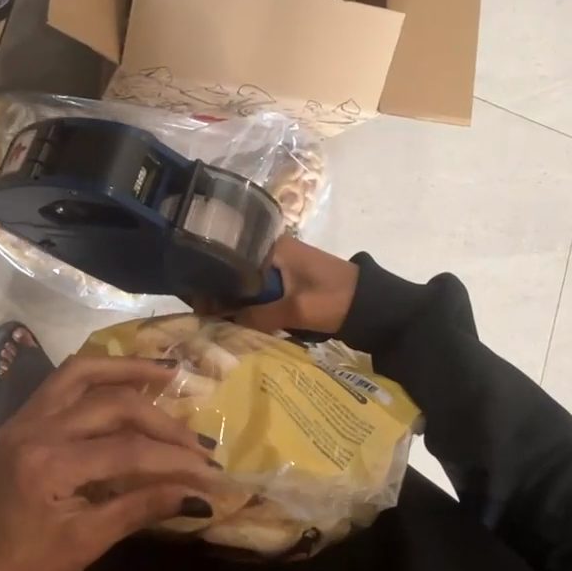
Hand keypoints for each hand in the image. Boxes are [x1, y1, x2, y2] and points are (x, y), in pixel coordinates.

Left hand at [0, 355, 223, 570]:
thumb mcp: (88, 544)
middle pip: (113, 405)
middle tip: (196, 441)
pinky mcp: (21, 418)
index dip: (174, 458)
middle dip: (161, 421)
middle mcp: (36, 429)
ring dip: (127, 370)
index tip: (210, 470)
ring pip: (83, 373)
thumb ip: (141, 508)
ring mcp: (25, 418)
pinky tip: (122, 380)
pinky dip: (96, 373)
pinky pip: (62, 380)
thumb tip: (199, 496)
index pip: (128, 450)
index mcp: (50, 465)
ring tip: (166, 374)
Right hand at [219, 237, 358, 335]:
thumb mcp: (296, 309)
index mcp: (273, 246)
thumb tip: (224, 324)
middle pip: (237, 274)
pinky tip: (241, 322)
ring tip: (218, 323)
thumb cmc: (334, 299)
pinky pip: (263, 293)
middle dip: (224, 296)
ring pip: (249, 286)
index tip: (199, 306)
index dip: (214, 284)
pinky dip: (254, 307)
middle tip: (206, 320)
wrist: (371, 306)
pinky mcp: (290, 281)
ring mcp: (282, 266)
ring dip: (240, 304)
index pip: (230, 261)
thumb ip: (259, 316)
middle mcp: (273, 250)